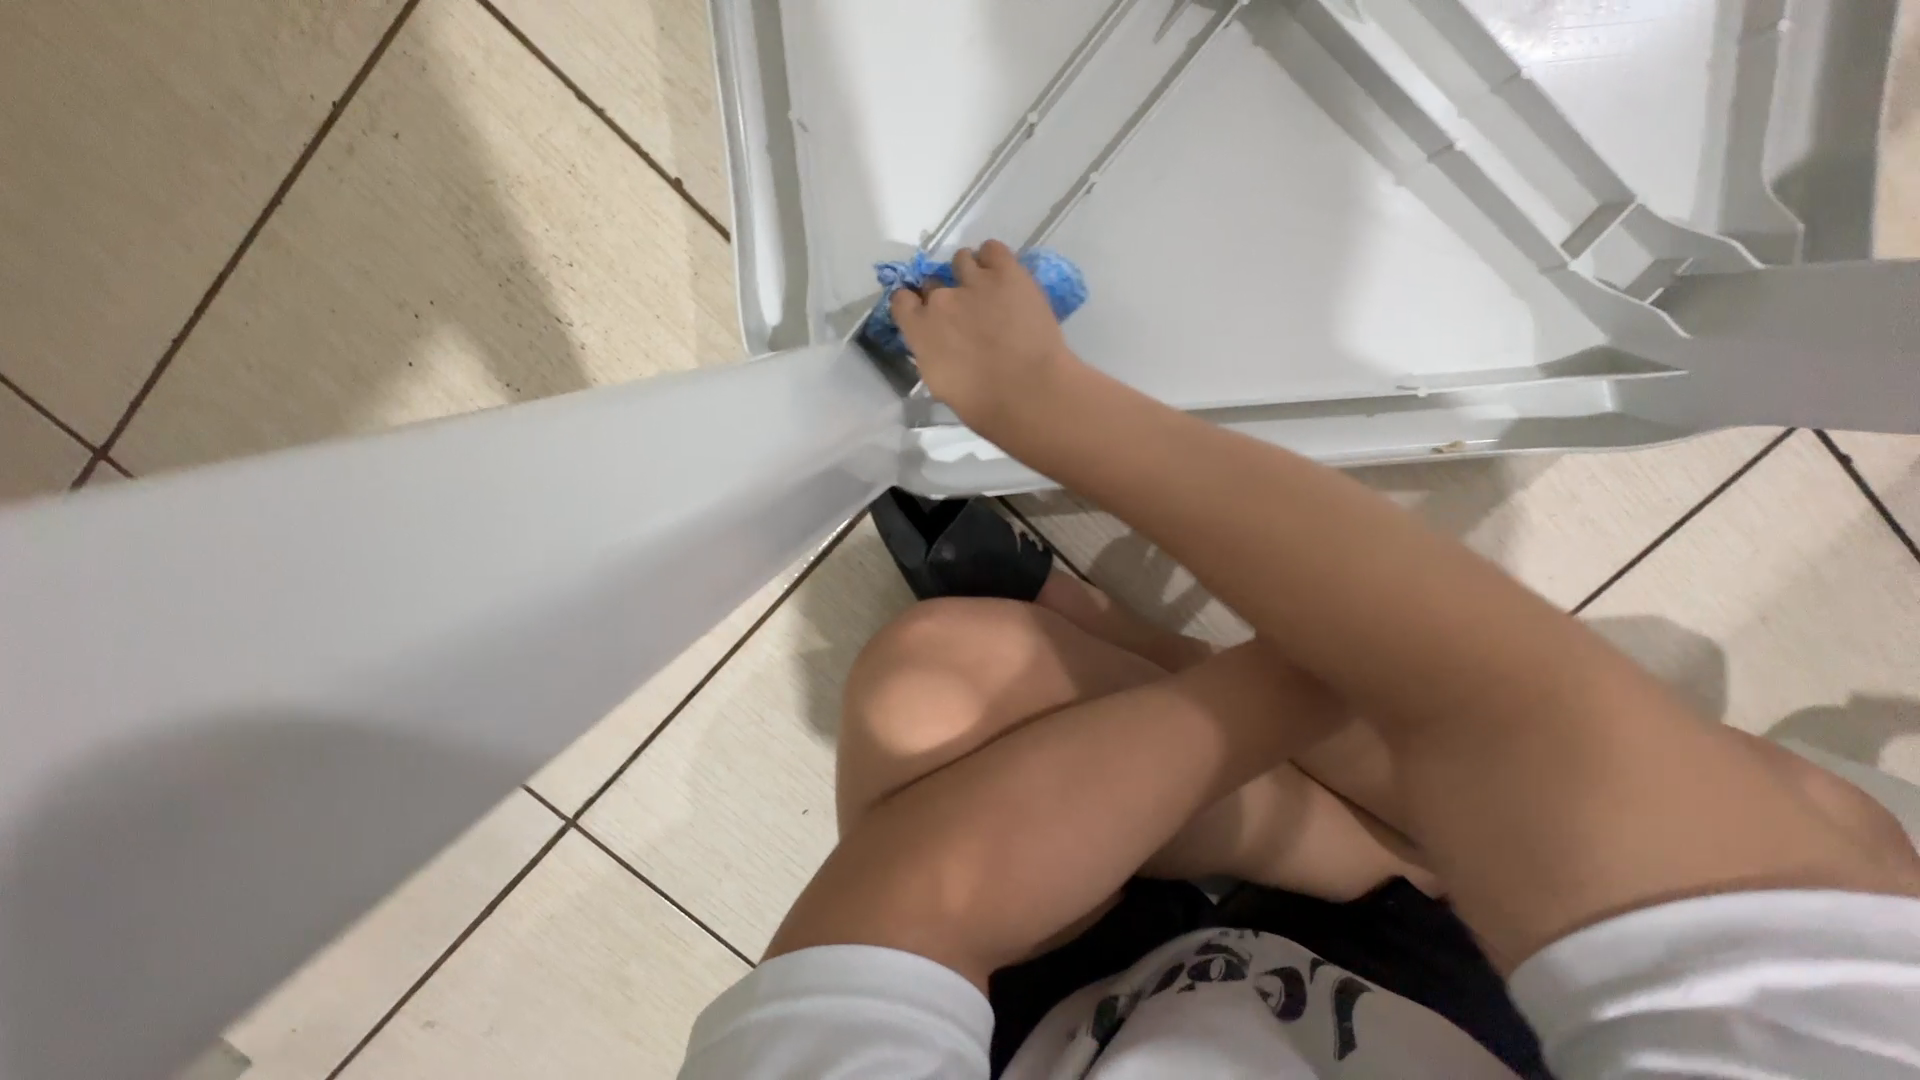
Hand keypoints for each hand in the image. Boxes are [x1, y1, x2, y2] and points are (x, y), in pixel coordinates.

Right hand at [890, 240, 1080, 431]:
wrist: (1029, 392)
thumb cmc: (984, 406)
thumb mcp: (943, 386)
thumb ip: (934, 357)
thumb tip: (941, 349)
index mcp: (920, 331)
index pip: (902, 300)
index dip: (914, 305)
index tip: (926, 314)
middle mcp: (941, 299)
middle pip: (934, 283)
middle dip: (946, 296)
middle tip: (966, 313)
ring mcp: (974, 281)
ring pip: (962, 260)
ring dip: (969, 273)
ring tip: (986, 290)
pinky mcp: (1007, 272)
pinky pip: (992, 250)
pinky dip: (993, 258)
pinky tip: (1002, 273)